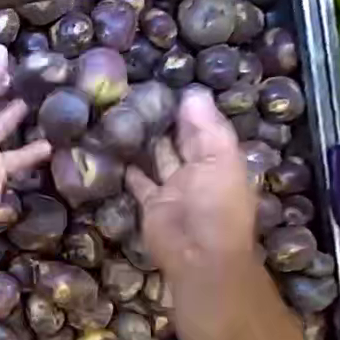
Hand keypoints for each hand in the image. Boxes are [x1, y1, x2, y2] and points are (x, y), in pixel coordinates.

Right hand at [125, 87, 258, 282]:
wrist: (199, 255)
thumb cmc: (217, 204)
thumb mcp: (221, 158)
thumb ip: (207, 126)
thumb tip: (192, 92)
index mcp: (220, 160)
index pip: (204, 128)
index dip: (190, 109)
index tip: (167, 84)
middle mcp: (197, 172)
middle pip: (181, 141)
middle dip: (167, 121)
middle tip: (140, 93)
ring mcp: (174, 189)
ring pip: (159, 158)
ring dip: (147, 141)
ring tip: (126, 115)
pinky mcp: (152, 204)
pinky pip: (139, 181)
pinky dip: (130, 168)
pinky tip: (117, 149)